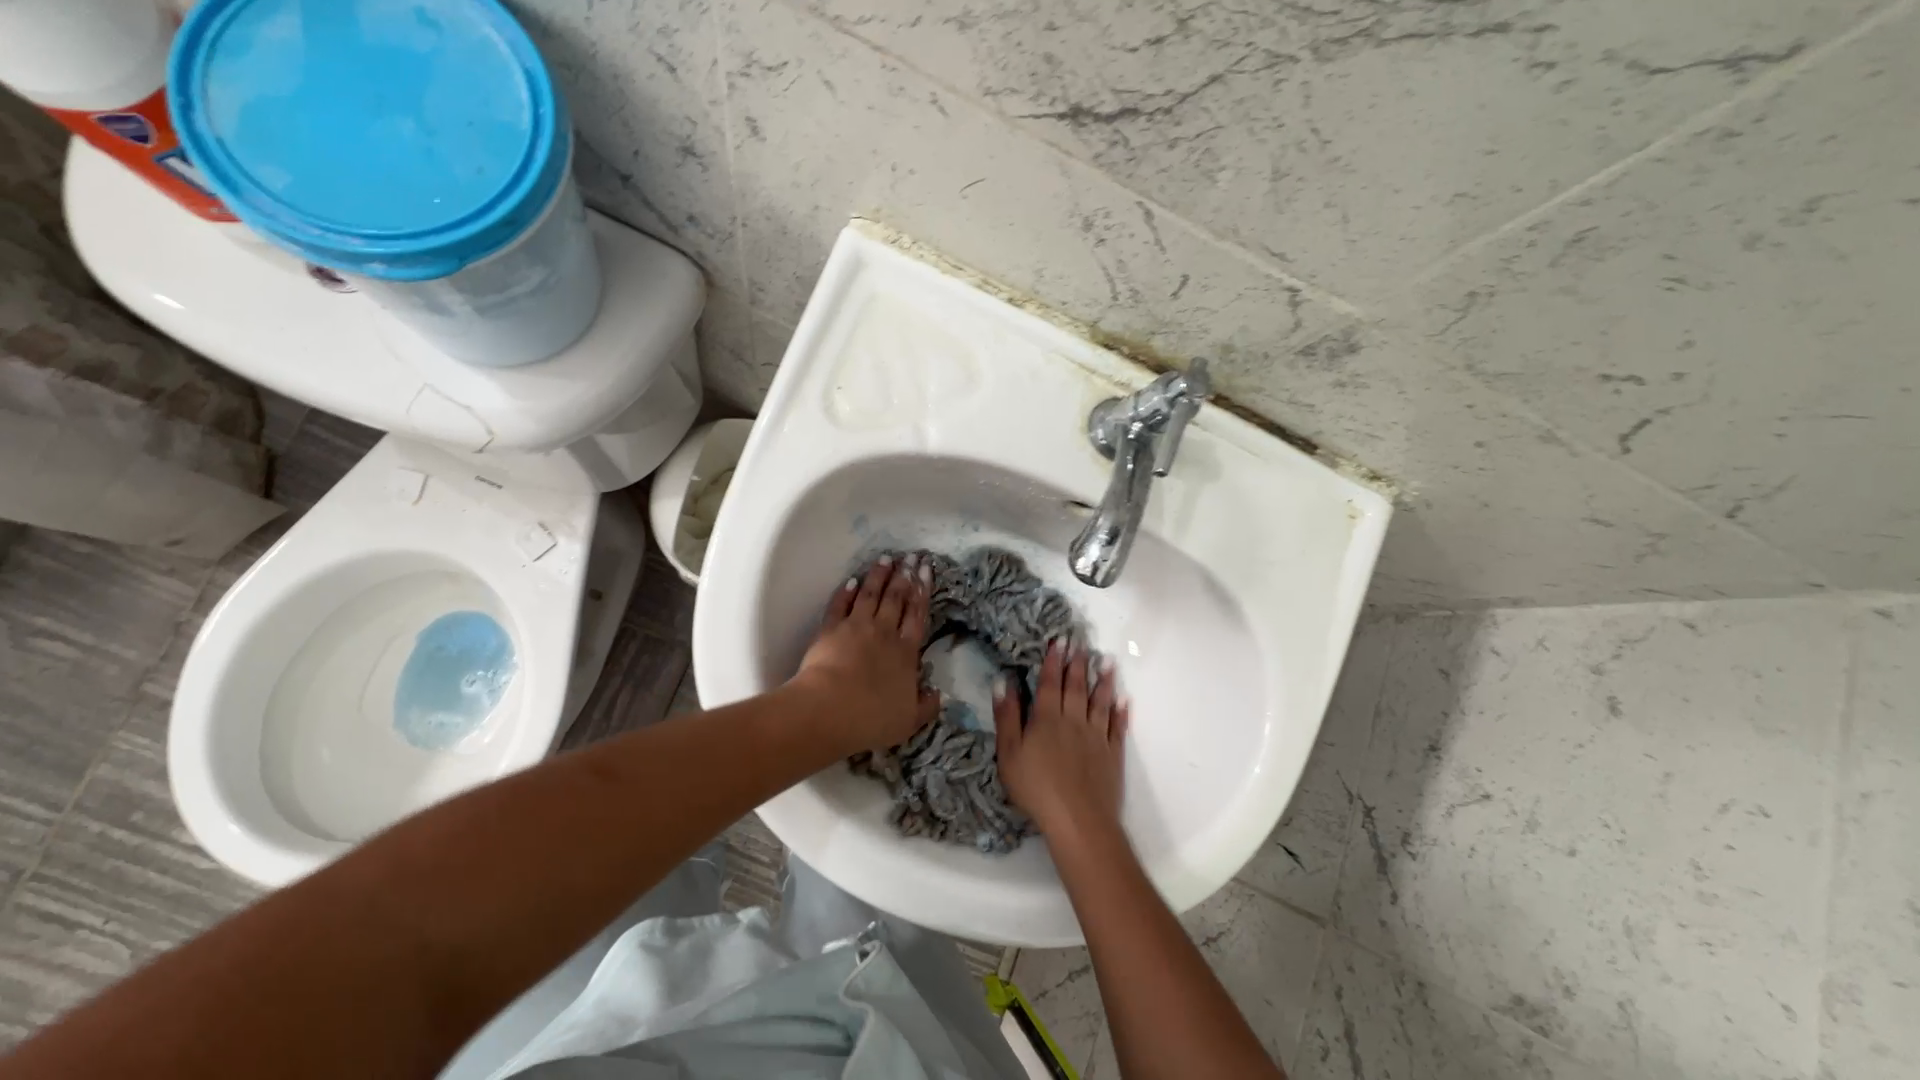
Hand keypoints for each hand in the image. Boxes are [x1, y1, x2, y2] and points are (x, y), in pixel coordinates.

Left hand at [790, 553, 938, 754]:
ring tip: (885, 558)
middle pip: (895, 599)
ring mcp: (856, 628)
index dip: (922, 592)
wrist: (830, 709)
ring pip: (870, 595)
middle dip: (904, 576)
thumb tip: (937, 694)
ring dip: (878, 576)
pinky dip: (846, 592)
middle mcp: (884, 634)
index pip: (917, 616)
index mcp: (906, 653)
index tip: (926, 571)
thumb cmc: (872, 718)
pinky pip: (840, 605)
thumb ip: (926, 706)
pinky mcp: (830, 630)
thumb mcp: (909, 720)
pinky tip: (852, 580)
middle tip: (910, 556)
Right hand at [996, 640, 1130, 850]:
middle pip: (1076, 687)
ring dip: (1104, 681)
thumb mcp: (1008, 754)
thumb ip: (1007, 717)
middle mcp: (1073, 721)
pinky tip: (1124, 701)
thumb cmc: (1036, 788)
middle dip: (1078, 664)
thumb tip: (1003, 683)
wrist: (1078, 818)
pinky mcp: (1113, 753)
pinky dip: (1121, 712)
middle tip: (1082, 643)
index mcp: (1046, 719)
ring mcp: (1097, 736)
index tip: (1059, 641)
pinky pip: (1118, 727)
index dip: (1053, 662)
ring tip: (1108, 662)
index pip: (1049, 683)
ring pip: (1101, 701)